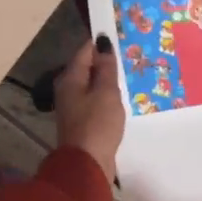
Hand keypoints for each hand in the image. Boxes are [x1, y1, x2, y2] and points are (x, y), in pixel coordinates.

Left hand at [53, 37, 126, 182]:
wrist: (86, 165)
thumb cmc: (97, 124)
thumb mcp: (105, 92)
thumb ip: (105, 67)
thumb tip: (102, 41)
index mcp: (70, 78)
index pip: (85, 50)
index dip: (102, 42)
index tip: (122, 35)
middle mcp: (68, 89)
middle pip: (88, 67)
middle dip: (107, 61)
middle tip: (133, 54)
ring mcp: (74, 106)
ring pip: (93, 85)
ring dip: (109, 80)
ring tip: (132, 73)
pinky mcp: (83, 121)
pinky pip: (96, 101)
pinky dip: (108, 96)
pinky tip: (123, 97)